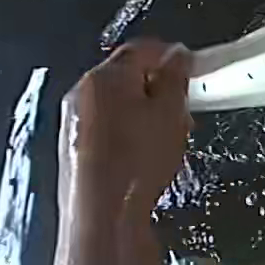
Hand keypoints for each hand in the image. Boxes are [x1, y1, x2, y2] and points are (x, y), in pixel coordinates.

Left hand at [59, 40, 192, 220]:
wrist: (101, 214)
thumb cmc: (139, 158)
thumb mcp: (170, 112)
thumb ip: (176, 77)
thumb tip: (177, 54)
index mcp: (105, 76)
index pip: (141, 49)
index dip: (170, 55)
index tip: (192, 68)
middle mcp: (82, 92)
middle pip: (126, 75)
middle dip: (157, 85)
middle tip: (184, 105)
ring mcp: (73, 120)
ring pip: (116, 101)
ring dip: (143, 108)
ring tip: (168, 132)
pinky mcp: (73, 146)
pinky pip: (105, 124)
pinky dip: (126, 128)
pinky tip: (144, 152)